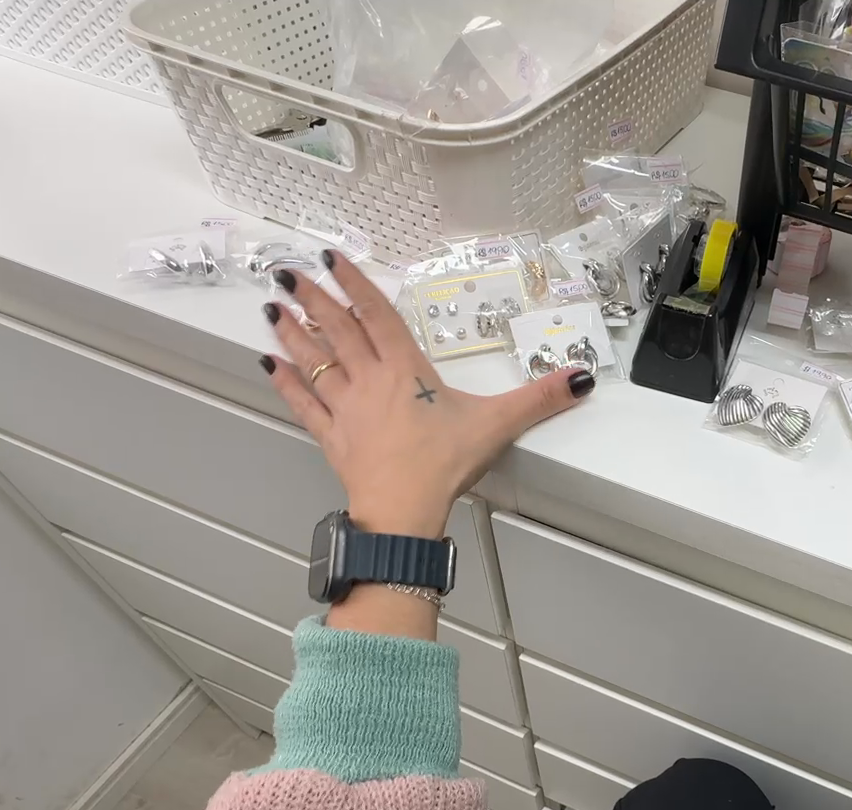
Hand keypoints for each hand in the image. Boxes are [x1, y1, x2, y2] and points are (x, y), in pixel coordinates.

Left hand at [260, 253, 592, 540]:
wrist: (405, 509)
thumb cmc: (445, 463)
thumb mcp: (497, 425)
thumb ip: (538, 399)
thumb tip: (580, 378)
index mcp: (406, 371)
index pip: (377, 317)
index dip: (356, 286)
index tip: (331, 260)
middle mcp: (369, 381)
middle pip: (337, 331)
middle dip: (313, 300)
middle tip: (288, 273)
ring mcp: (346, 409)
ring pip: (314, 362)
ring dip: (293, 333)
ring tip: (273, 306)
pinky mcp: (333, 437)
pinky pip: (305, 404)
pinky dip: (288, 383)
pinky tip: (271, 364)